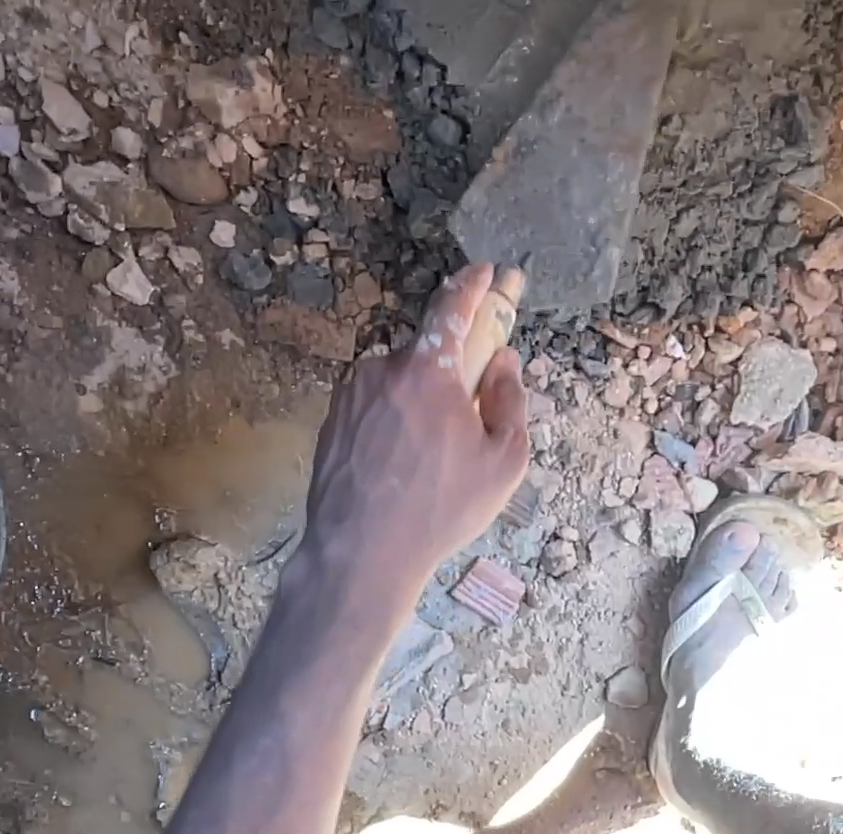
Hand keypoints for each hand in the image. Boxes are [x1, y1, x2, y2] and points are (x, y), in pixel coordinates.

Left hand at [301, 263, 528, 602]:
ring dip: (418, 409)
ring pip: (399, 387)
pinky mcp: (332, 420)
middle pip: (428, 359)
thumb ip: (510, 400)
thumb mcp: (503, 462)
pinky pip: (374, 409)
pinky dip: (392, 426)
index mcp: (428, 372)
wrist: (361, 552)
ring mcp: (351, 395)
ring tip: (425, 466)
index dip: (473, 286)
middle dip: (448, 383)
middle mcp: (383, 370)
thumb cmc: (441, 509)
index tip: (485, 271)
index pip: (453, 309)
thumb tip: (502, 361)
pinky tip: (397, 470)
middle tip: (460, 434)